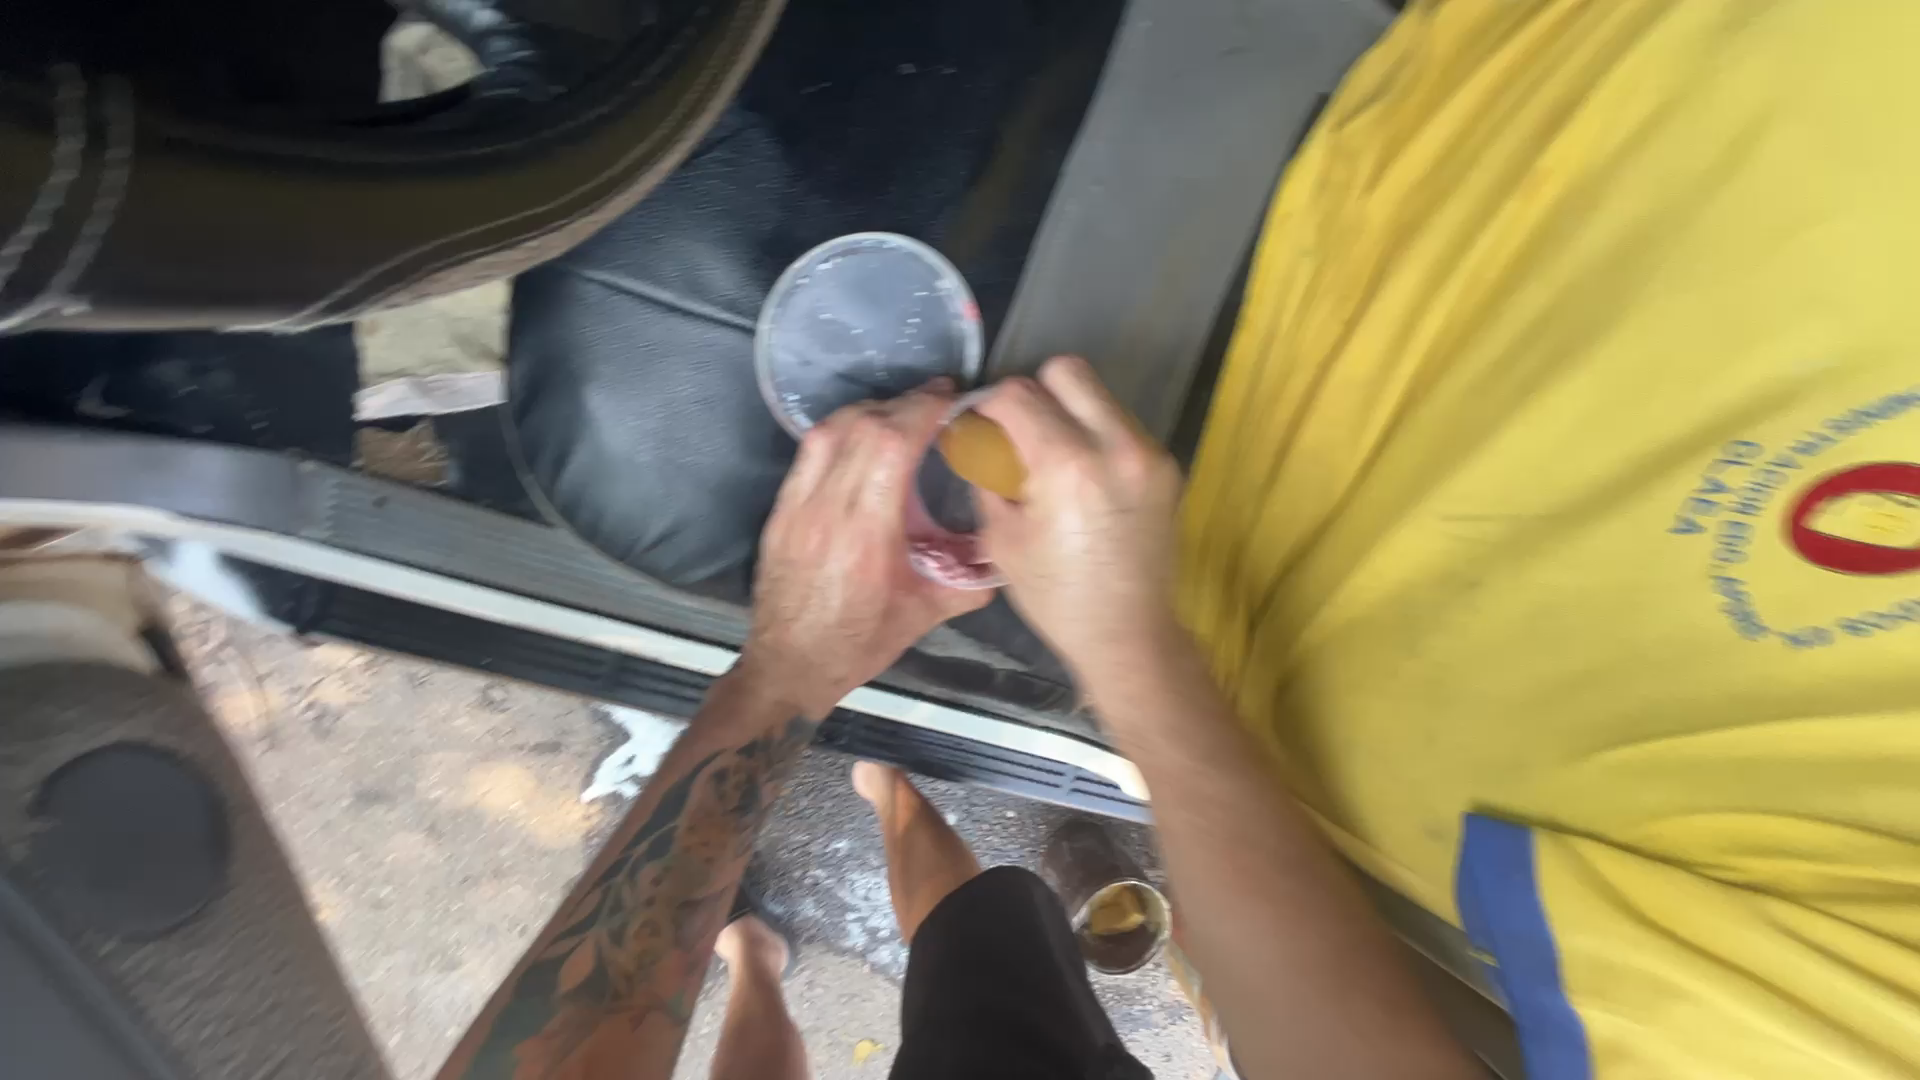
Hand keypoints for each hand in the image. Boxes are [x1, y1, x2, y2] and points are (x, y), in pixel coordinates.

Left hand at [740, 381, 992, 717]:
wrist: (788, 665)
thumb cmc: (857, 644)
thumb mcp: (923, 615)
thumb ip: (969, 581)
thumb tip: (1004, 553)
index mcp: (865, 533)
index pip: (889, 443)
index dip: (921, 410)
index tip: (949, 399)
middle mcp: (825, 509)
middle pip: (861, 427)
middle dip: (903, 404)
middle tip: (935, 401)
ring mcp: (796, 506)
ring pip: (830, 431)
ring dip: (870, 411)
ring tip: (902, 414)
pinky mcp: (781, 510)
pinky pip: (810, 451)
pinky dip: (841, 431)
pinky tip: (862, 437)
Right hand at [974, 356, 1183, 679]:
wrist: (1128, 633)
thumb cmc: (1055, 595)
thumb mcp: (1001, 538)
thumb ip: (986, 474)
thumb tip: (975, 437)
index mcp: (1066, 464)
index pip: (1018, 395)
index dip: (988, 406)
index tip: (980, 427)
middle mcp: (1115, 445)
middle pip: (1067, 371)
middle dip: (1034, 392)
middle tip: (1020, 432)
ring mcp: (1148, 453)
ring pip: (1099, 394)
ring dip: (1067, 412)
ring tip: (1054, 459)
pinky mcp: (1166, 467)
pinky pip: (1120, 426)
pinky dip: (1095, 437)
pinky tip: (1085, 479)